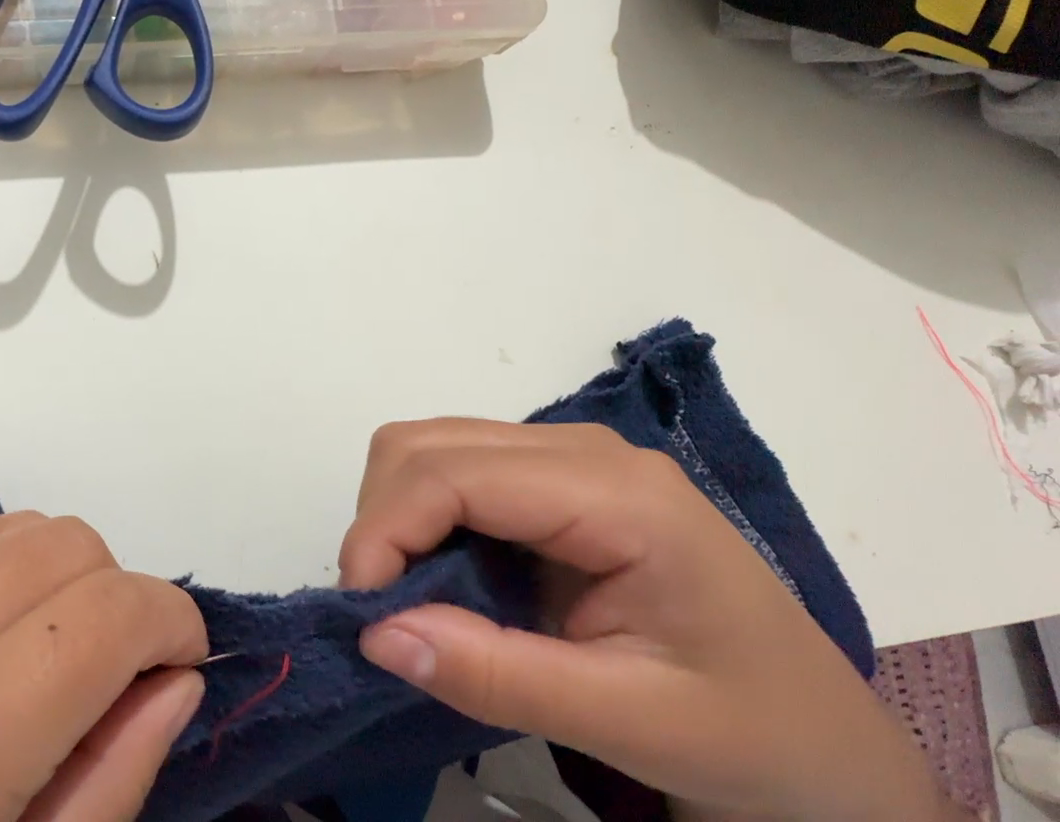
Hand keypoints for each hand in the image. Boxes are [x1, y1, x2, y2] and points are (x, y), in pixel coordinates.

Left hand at [0, 512, 207, 821]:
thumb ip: (115, 774)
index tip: (183, 665)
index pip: (112, 612)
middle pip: (72, 543)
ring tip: (41, 657)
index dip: (175, 624)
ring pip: (22, 526)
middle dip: (119, 597)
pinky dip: (3, 571)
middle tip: (108, 676)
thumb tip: (179, 675)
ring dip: (61, 578)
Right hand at [339, 420, 969, 821]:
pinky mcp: (551, 480)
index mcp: (619, 494)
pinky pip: (449, 473)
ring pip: (426, 450)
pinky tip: (447, 582)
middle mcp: (584, 450)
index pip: (453, 474)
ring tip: (417, 601)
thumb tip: (372, 633)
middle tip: (388, 612)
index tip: (362, 613)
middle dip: (382, 523)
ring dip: (395, 520)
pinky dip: (418, 522)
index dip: (384, 531)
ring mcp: (568, 458)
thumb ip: (499, 678)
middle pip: (425, 445)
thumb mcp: (634, 723)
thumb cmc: (749, 732)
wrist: (822, 738)